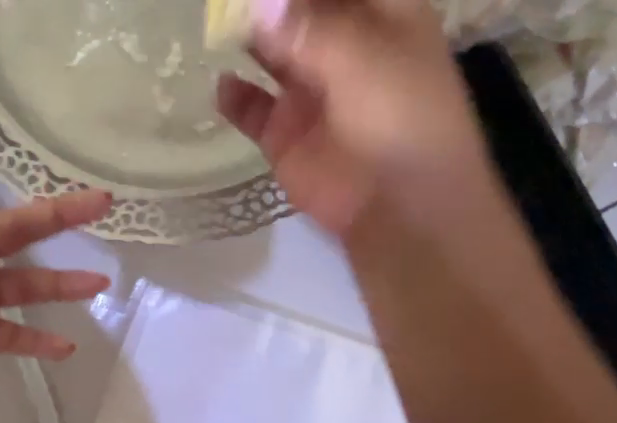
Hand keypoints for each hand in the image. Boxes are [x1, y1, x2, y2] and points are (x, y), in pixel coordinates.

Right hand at [216, 0, 492, 236]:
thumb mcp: (362, 56)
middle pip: (302, 8)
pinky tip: (220, 85)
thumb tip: (259, 4)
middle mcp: (345, 46)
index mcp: (383, 14)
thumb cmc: (400, 119)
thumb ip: (307, 26)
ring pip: (273, 50)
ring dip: (248, 35)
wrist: (398, 208)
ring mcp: (312, 92)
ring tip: (216, 22)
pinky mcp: (285, 135)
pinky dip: (234, 97)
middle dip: (270, 2)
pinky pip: (252, 109)